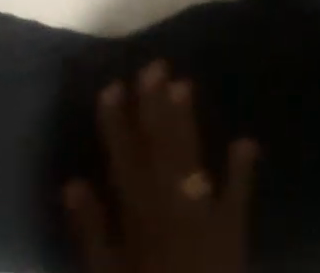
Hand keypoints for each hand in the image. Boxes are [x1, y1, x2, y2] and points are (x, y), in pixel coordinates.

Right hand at [65, 62, 256, 272]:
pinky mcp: (233, 232)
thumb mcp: (107, 272)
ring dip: (187, 123)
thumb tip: (72, 182)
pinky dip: (242, 171)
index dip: (116, 121)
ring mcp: (205, 216)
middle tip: (154, 66)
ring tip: (184, 84)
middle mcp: (171, 207)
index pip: (123, 157)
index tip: (112, 85)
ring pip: (192, 160)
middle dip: (155, 106)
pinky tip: (247, 142)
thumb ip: (91, 229)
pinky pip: (239, 198)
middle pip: (160, 148)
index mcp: (139, 215)